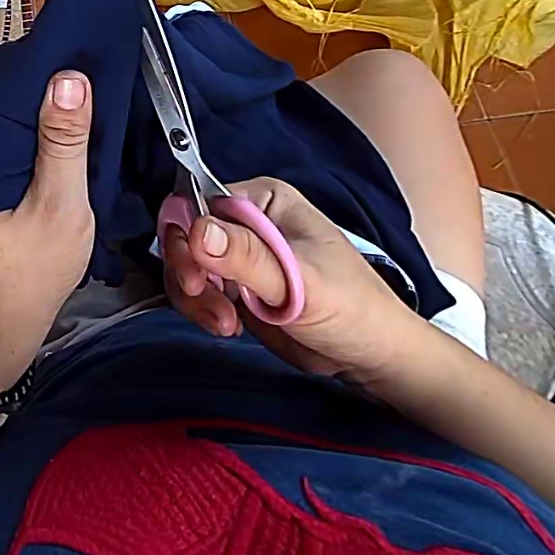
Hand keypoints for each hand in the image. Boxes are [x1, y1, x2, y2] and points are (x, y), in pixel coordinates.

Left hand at [0, 71, 94, 394]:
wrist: (16, 316)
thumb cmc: (35, 265)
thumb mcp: (59, 203)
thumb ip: (64, 143)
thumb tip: (69, 76)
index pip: (6, 86)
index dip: (44, 62)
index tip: (85, 41)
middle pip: (15, 97)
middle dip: (54, 79)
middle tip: (101, 59)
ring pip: (25, 116)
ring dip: (57, 102)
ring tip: (97, 81)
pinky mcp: (6, 173)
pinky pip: (31, 137)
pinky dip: (55, 127)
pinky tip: (82, 119)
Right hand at [162, 178, 427, 383]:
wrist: (369, 353)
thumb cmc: (351, 307)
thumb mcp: (299, 280)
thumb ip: (247, 255)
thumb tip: (198, 230)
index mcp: (264, 201)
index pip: (198, 202)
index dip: (186, 237)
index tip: (197, 279)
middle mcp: (247, 221)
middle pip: (185, 234)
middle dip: (191, 274)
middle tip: (214, 306)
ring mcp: (239, 254)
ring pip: (187, 265)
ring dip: (197, 298)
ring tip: (228, 324)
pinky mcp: (235, 286)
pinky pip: (197, 291)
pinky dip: (202, 310)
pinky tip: (229, 326)